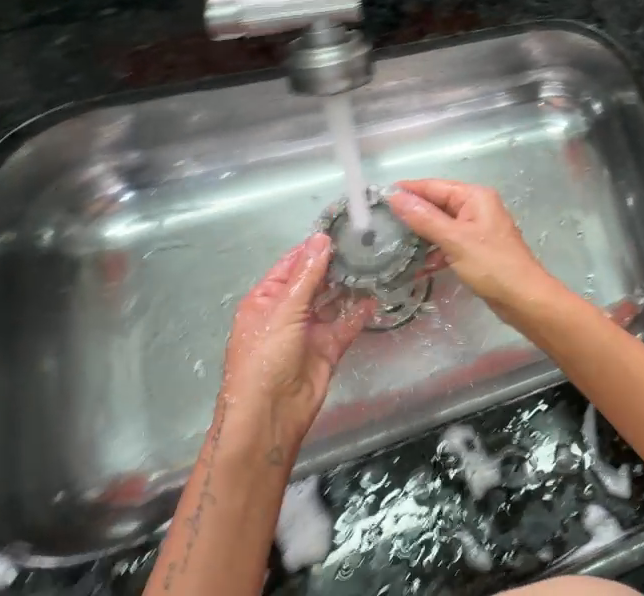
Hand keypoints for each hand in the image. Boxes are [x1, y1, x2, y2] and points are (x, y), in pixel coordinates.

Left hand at [220, 233, 372, 462]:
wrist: (272, 414)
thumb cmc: (265, 359)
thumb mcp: (283, 311)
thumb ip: (307, 275)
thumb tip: (321, 238)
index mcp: (266, 300)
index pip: (291, 265)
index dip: (314, 248)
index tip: (342, 228)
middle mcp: (288, 311)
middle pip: (315, 280)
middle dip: (337, 263)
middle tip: (367, 241)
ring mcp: (310, 329)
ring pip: (334, 299)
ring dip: (351, 284)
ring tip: (377, 260)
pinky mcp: (329, 346)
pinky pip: (348, 322)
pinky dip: (361, 310)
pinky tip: (378, 293)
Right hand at [387, 179, 556, 305]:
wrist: (522, 297)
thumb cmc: (491, 264)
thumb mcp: (454, 239)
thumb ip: (424, 218)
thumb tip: (395, 197)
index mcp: (475, 196)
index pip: (435, 186)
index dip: (408, 190)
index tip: (377, 197)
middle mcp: (477, 207)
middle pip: (437, 204)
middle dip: (411, 213)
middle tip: (379, 223)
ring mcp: (477, 228)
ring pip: (441, 225)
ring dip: (420, 235)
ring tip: (390, 243)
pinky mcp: (476, 248)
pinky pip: (448, 243)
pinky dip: (434, 252)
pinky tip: (415, 266)